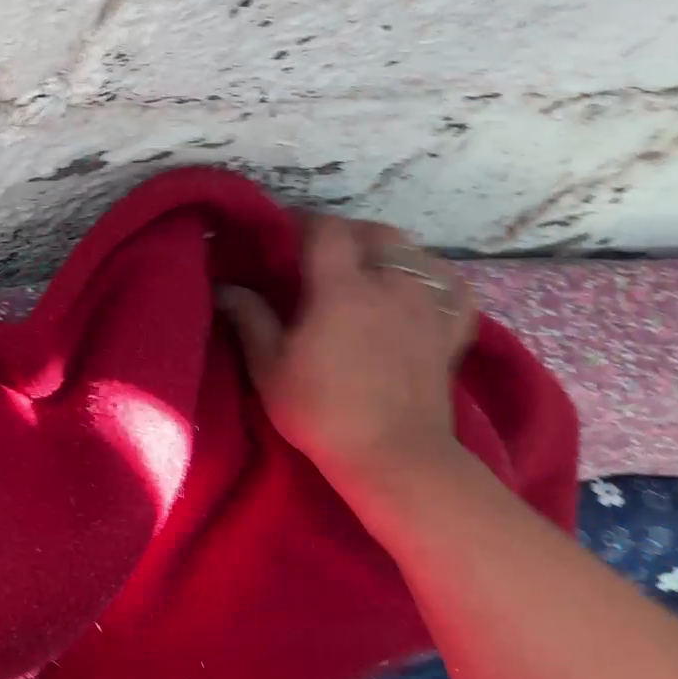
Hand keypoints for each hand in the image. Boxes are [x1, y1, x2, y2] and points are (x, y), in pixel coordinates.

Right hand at [215, 215, 477, 488]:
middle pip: (376, 233)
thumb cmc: (319, 410)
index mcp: (343, 290)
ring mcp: (429, 308)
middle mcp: (393, 287)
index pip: (326, 230)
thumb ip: (249, 318)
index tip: (277, 234)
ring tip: (362, 268)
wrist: (391, 456)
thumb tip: (225, 288)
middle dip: (344, 232)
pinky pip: (451, 285)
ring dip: (386, 250)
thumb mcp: (268, 366)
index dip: (300, 223)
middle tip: (314, 252)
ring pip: (415, 252)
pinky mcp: (452, 331)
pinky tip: (415, 287)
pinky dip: (431, 277)